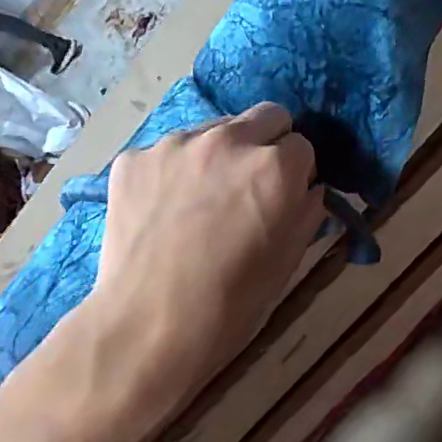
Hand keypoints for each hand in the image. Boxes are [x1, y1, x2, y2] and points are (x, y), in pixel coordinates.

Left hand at [93, 102, 323, 385]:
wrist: (148, 325)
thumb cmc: (230, 304)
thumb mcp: (287, 261)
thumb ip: (307, 212)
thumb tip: (308, 189)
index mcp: (274, 168)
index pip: (303, 145)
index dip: (298, 172)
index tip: (286, 196)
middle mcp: (227, 141)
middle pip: (265, 116)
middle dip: (268, 144)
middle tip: (252, 184)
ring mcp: (174, 144)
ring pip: (213, 129)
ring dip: (219, 154)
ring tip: (201, 201)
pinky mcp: (133, 158)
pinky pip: (168, 151)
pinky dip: (174, 172)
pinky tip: (164, 211)